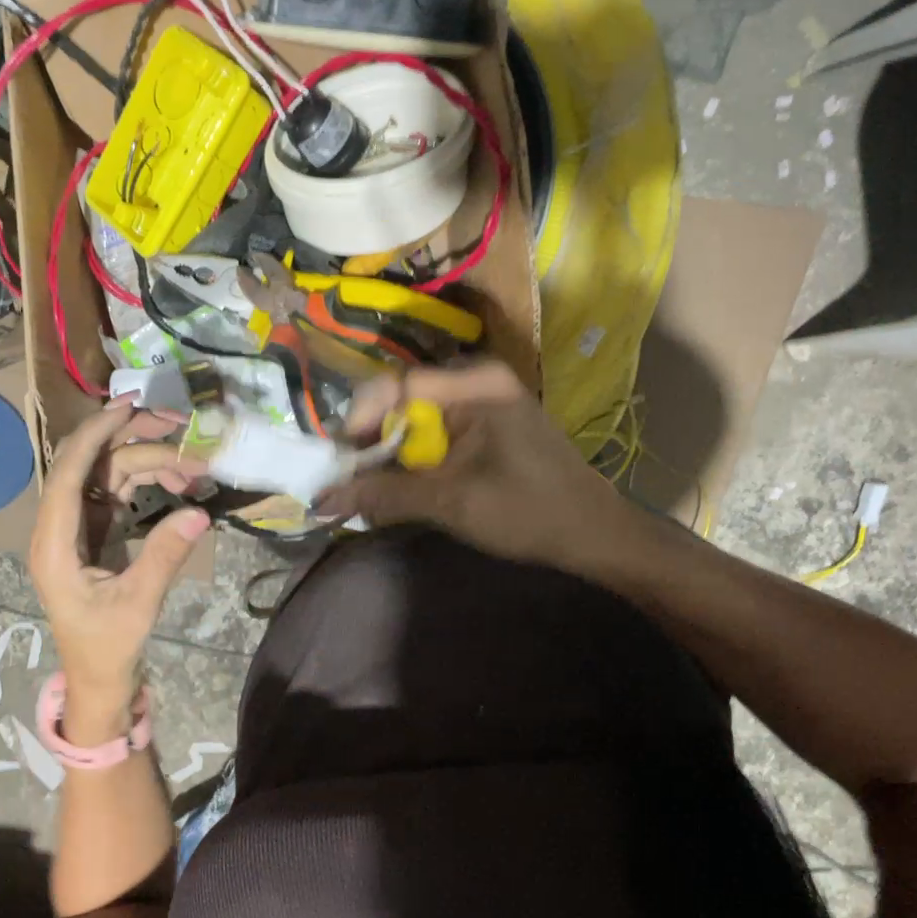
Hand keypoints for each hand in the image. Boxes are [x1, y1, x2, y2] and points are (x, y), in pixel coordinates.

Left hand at [30, 398, 211, 735]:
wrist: (99, 678)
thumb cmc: (107, 647)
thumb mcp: (138, 604)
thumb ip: (164, 556)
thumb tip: (198, 514)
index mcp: (54, 544)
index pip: (66, 475)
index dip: (94, 437)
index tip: (127, 408)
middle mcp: (60, 527)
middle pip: (91, 466)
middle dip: (133, 441)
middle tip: (178, 426)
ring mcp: (78, 527)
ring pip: (109, 475)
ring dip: (150, 462)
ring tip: (195, 466)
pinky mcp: (97, 532)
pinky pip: (120, 492)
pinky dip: (150, 482)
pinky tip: (181, 483)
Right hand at [318, 362, 638, 569]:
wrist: (595, 536)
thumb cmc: (527, 511)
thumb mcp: (450, 503)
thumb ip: (384, 495)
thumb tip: (321, 500)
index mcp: (474, 386)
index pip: (394, 386)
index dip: (361, 419)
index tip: (345, 459)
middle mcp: (476, 381)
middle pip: (402, 400)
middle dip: (373, 440)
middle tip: (352, 479)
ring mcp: (484, 401)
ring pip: (415, 419)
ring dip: (391, 453)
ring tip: (373, 488)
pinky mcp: (487, 425)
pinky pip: (435, 431)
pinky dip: (415, 458)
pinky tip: (407, 485)